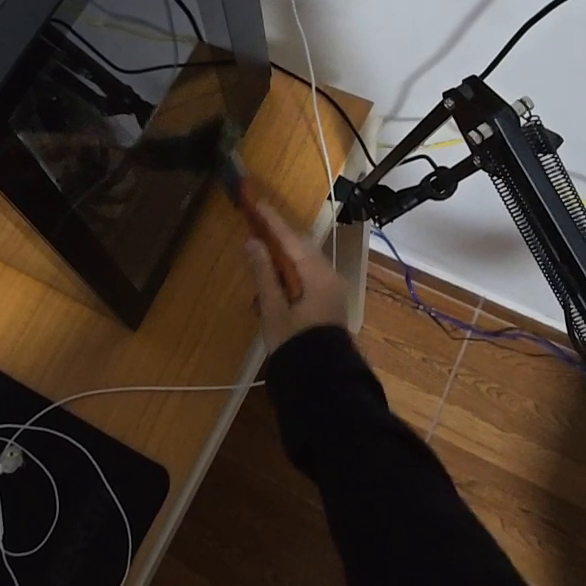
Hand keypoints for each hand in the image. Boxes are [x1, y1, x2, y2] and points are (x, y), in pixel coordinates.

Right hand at [244, 202, 348, 350]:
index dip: (273, 221)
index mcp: (317, 275)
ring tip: (260, 255)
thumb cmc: (295, 344)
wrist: (323, 382)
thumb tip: (253, 242)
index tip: (258, 203)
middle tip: (256, 224)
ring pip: (304, 263)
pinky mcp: (329, 303)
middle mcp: (329, 276)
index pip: (292, 240)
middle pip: (300, 248)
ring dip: (283, 258)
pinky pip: (308, 278)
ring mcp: (331, 290)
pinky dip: (290, 275)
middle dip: (278, 237)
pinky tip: (272, 284)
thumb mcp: (273, 310)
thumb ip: (264, 274)